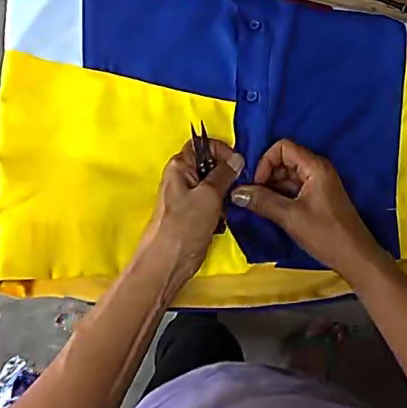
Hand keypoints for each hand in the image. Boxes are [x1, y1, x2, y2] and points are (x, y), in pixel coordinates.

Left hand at [135, 138, 241, 281]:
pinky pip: (214, 199)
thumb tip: (237, 158)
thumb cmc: (185, 226)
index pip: (202, 144)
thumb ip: (224, 174)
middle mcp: (182, 177)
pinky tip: (226, 214)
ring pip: (214, 183)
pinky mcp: (195, 212)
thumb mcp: (209, 195)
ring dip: (226, 190)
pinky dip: (222, 204)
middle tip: (239, 182)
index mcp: (179, 166)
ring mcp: (188, 196)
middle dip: (227, 171)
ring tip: (232, 201)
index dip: (221, 150)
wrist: (168, 263)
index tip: (236, 163)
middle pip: (210, 163)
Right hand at [230, 139, 389, 280]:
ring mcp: (318, 182)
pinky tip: (271, 210)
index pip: (283, 147)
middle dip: (266, 175)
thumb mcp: (290, 217)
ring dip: (271, 187)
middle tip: (253, 198)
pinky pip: (294, 187)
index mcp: (315, 166)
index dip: (266, 162)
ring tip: (259, 206)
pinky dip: (280, 195)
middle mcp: (318, 169)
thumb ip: (262, 201)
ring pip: (287, 175)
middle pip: (284, 160)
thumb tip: (236, 192)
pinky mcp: (317, 196)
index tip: (257, 184)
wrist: (353, 254)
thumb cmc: (326, 234)